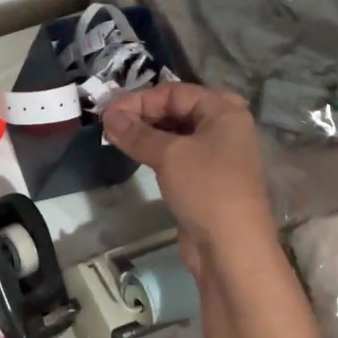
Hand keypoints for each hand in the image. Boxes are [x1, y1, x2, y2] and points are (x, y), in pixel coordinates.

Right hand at [105, 84, 322, 337]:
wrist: (231, 245)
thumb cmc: (206, 189)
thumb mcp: (169, 155)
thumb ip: (137, 134)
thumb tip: (108, 116)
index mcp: (224, 111)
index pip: (175, 92)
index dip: (139, 100)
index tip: (107, 113)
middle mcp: (224, 128)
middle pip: (177, 111)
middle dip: (142, 116)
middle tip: (108, 127)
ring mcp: (216, 156)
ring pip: (176, 136)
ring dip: (147, 136)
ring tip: (116, 141)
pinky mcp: (206, 181)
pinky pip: (177, 157)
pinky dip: (156, 154)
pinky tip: (136, 159)